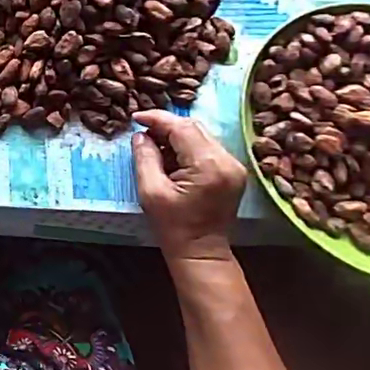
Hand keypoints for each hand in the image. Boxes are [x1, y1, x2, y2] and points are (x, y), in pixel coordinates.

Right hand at [131, 111, 246, 262]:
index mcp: (208, 166)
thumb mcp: (150, 190)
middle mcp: (227, 161)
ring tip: (154, 144)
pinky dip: (186, 145)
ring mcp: (234, 166)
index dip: (157, 118)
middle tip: (143, 133)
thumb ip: (145, 157)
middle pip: (194, 127)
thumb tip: (141, 135)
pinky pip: (207, 147)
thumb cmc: (173, 225)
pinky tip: (170, 155)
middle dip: (166, 126)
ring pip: (200, 135)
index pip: (182, 128)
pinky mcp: (232, 171)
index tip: (135, 117)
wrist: (201, 251)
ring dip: (176, 135)